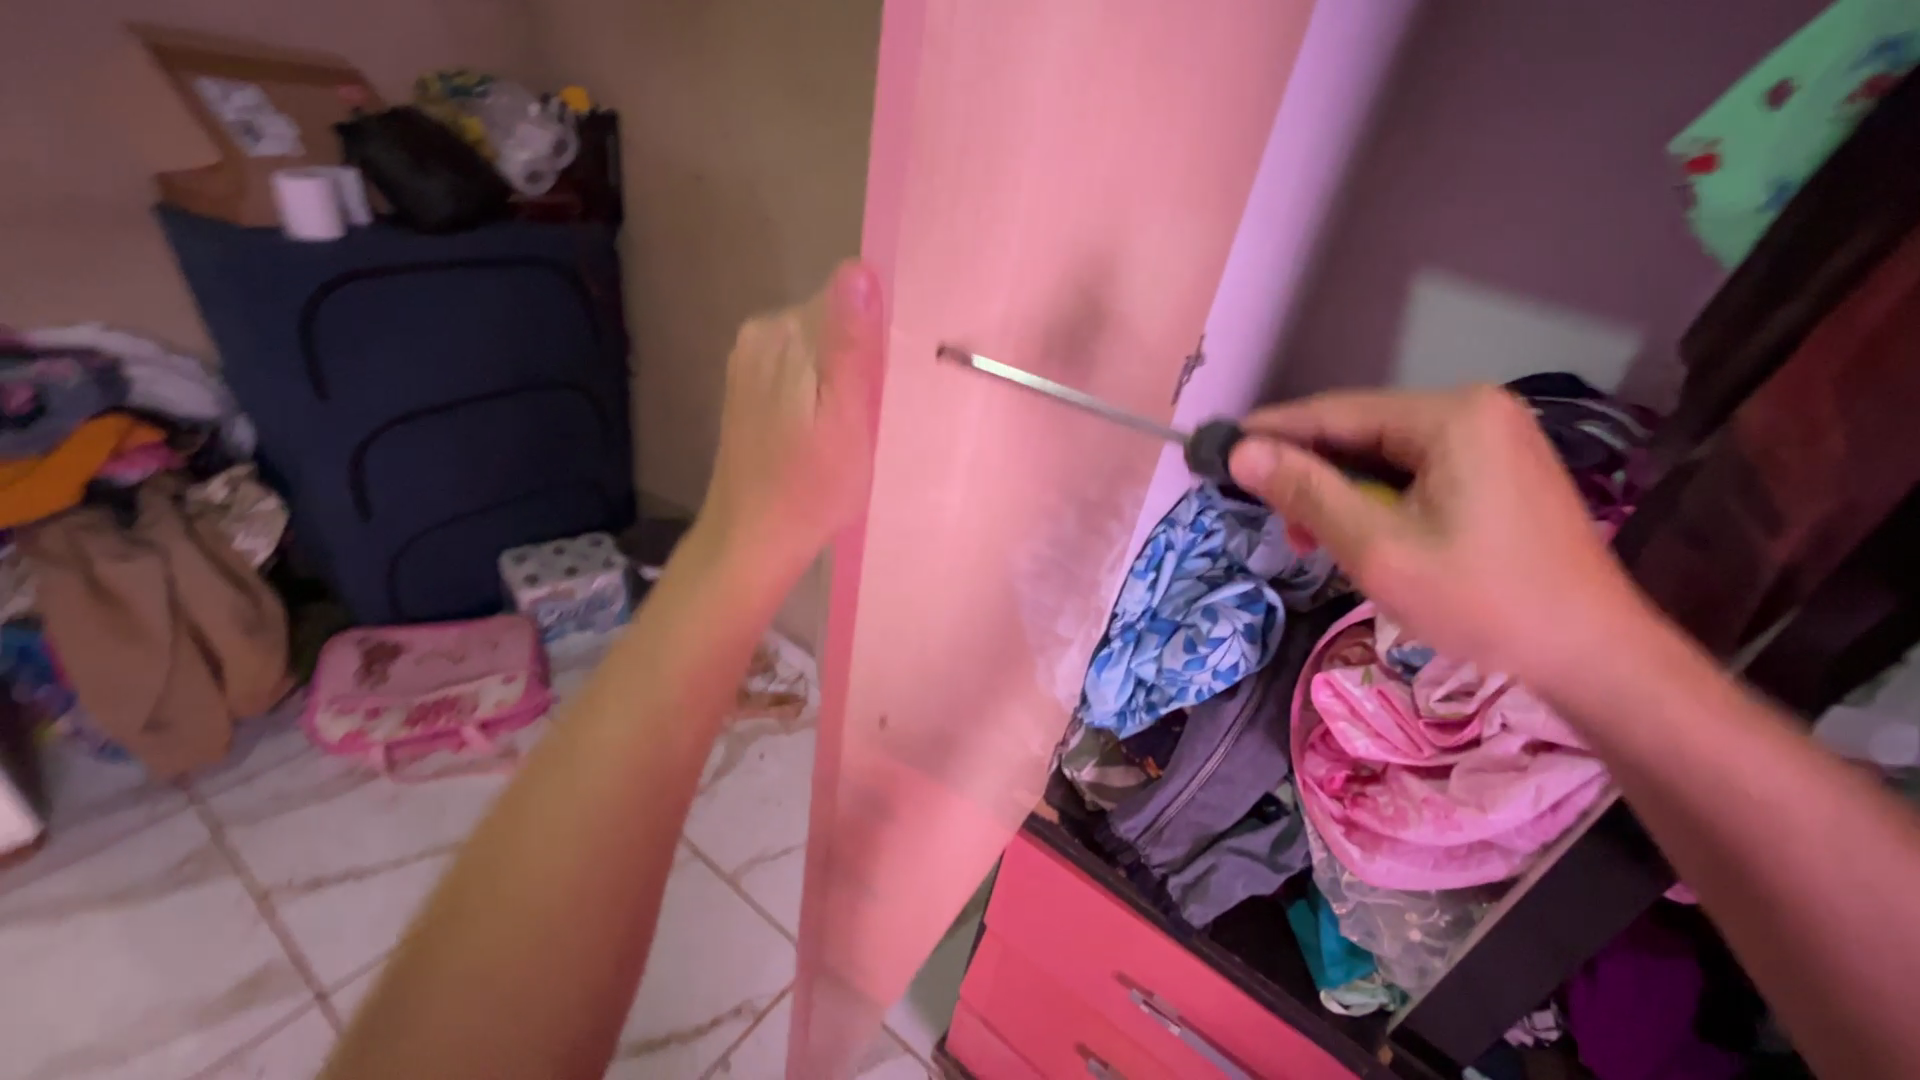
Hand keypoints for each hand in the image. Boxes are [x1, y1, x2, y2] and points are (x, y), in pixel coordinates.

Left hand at [696, 259, 883, 579]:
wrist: (752, 539)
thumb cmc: (811, 487)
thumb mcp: (847, 417)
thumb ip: (851, 344)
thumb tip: (858, 269)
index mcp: (783, 332)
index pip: (849, 302)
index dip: (877, 342)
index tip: (883, 387)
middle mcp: (759, 334)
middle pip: (832, 322)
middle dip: (858, 361)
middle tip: (868, 416)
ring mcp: (748, 361)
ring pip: (818, 348)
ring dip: (841, 379)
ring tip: (848, 428)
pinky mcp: (747, 388)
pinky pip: (800, 370)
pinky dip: (819, 393)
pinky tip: (824, 431)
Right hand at [1227, 386, 1653, 689]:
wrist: (1592, 652)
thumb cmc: (1481, 601)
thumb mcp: (1378, 550)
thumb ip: (1307, 494)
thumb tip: (1241, 452)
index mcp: (1451, 416)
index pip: (1336, 412)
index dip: (1272, 432)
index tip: (1217, 449)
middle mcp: (1476, 410)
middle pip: (1362, 431)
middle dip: (1310, 472)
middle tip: (1269, 517)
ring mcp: (1495, 438)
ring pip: (1386, 455)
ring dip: (1342, 492)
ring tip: (1310, 540)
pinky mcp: (1500, 468)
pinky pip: (1417, 471)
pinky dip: (1378, 498)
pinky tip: (1360, 533)